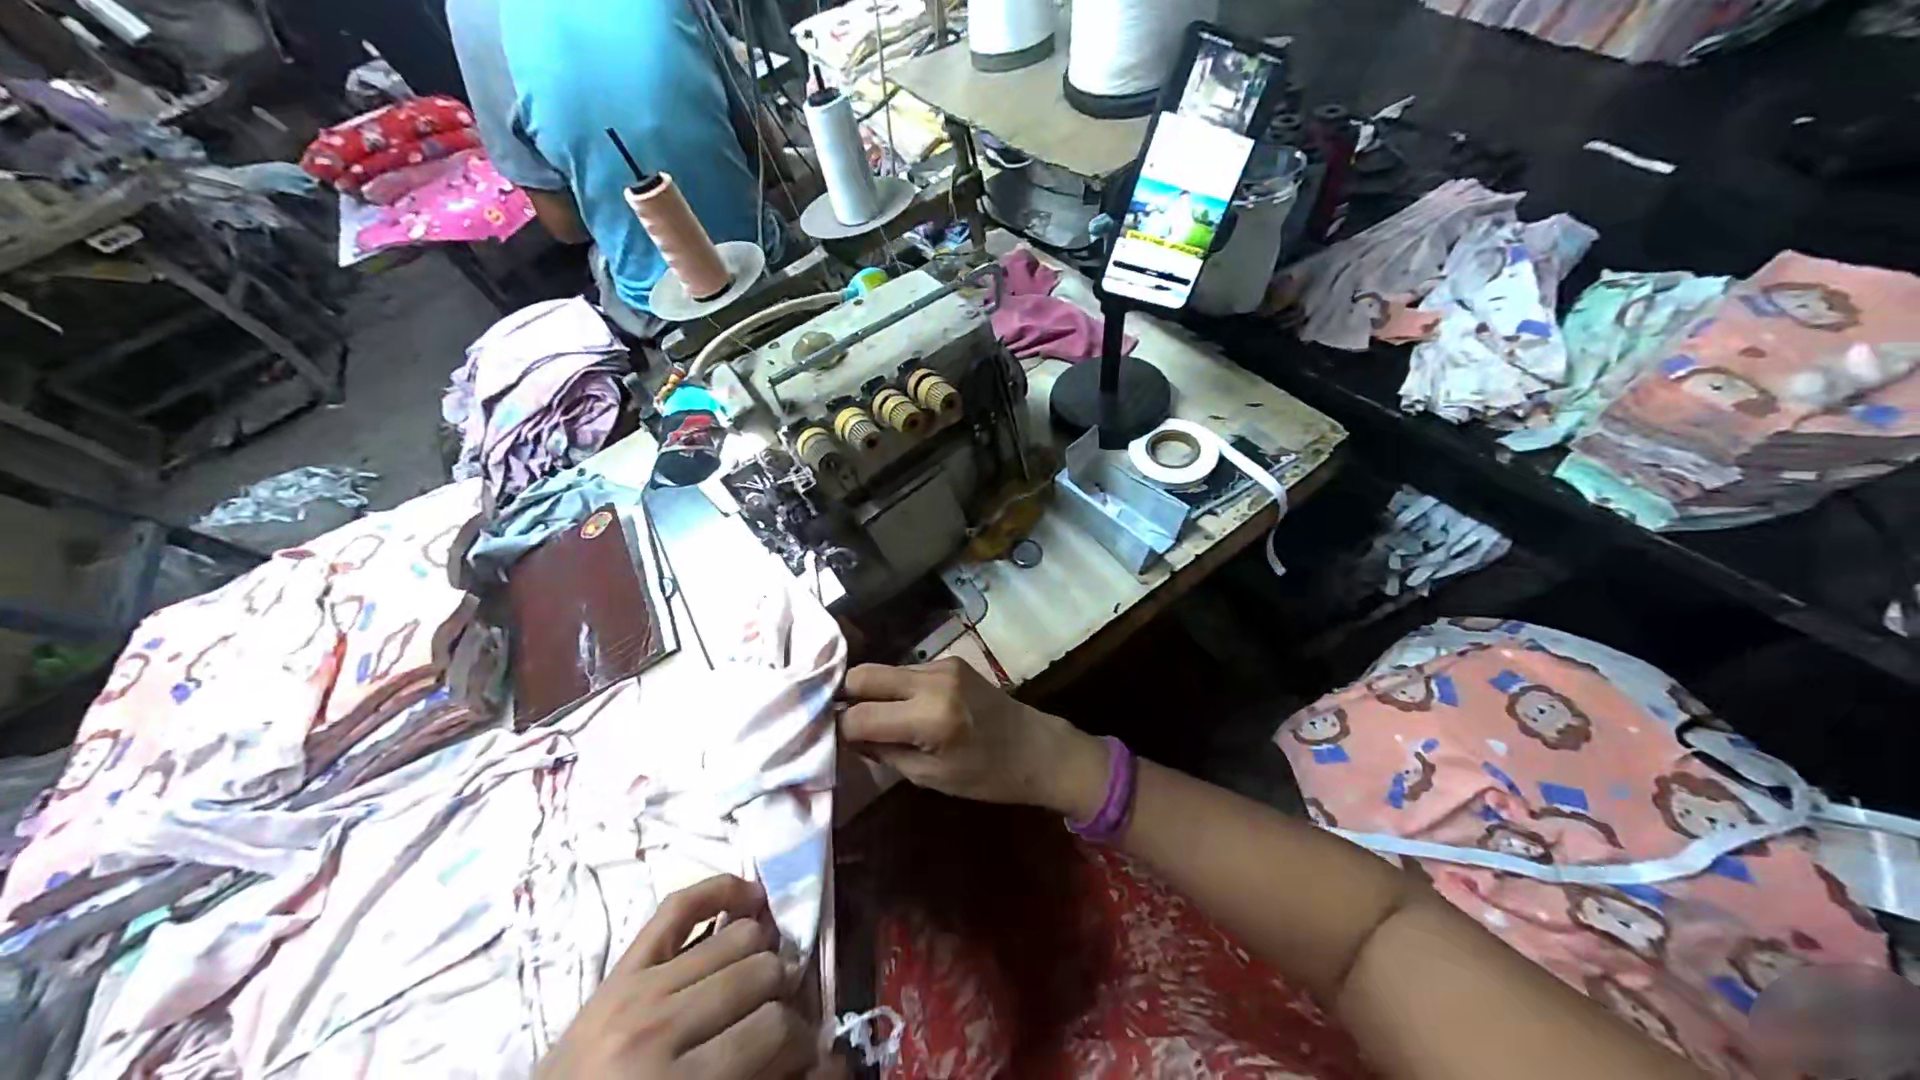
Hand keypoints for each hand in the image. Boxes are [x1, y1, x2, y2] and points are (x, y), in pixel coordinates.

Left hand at [536, 875, 815, 1079]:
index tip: (806, 1055)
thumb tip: (833, 1059)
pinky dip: (721, 890)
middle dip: (785, 995)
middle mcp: (658, 1027)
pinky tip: (751, 898)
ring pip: (739, 935)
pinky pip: (680, 905)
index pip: (773, 1029)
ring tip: (761, 980)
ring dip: (763, 955)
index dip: (802, 1041)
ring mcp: (637, 987)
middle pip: (762, 973)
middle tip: (781, 1019)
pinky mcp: (622, 966)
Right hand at [839, 659, 1108, 819]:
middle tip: (836, 722)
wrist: (1037, 748)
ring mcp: (941, 665)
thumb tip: (846, 736)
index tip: (828, 741)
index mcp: (930, 717)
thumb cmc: (987, 776)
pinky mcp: (949, 660)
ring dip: (868, 692)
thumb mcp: (930, 777)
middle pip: (863, 675)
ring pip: (882, 670)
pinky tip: (898, 709)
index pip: (860, 716)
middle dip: (843, 697)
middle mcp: (932, 681)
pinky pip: (905, 670)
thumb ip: (884, 752)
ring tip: (867, 718)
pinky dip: (893, 688)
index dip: (839, 730)